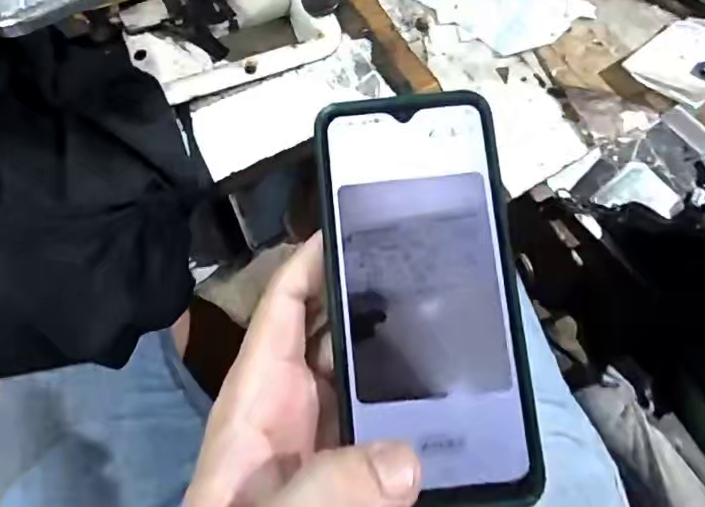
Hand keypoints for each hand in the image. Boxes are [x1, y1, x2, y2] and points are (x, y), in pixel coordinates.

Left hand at [184, 234, 421, 506]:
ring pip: (356, 375)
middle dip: (368, 297)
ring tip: (444, 320)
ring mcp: (316, 437)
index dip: (312, 258)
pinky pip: (375, 427)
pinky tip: (446, 402)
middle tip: (423, 268)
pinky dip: (404, 411)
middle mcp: (288, 401)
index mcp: (258, 388)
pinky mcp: (342, 473)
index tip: (355, 225)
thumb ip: (329, 489)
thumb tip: (408, 459)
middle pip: (329, 330)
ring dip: (392, 352)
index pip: (284, 302)